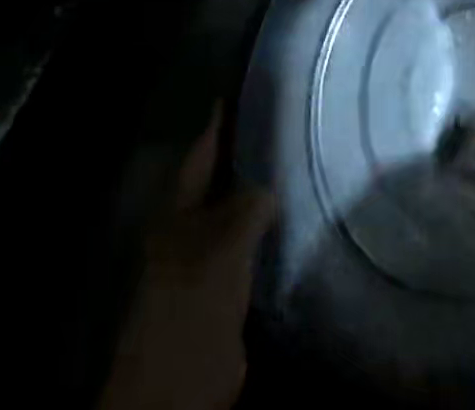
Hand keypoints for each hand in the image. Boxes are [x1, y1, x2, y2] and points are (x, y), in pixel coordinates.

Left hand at [100, 110, 274, 409]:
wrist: (179, 382)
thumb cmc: (192, 304)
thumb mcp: (221, 248)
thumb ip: (248, 209)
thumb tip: (269, 189)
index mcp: (176, 215)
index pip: (199, 158)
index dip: (216, 128)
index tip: (232, 94)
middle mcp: (187, 230)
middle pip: (218, 181)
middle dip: (244, 154)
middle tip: (282, 122)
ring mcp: (205, 258)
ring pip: (237, 211)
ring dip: (260, 191)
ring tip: (298, 161)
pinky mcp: (225, 284)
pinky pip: (251, 242)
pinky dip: (270, 225)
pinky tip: (298, 215)